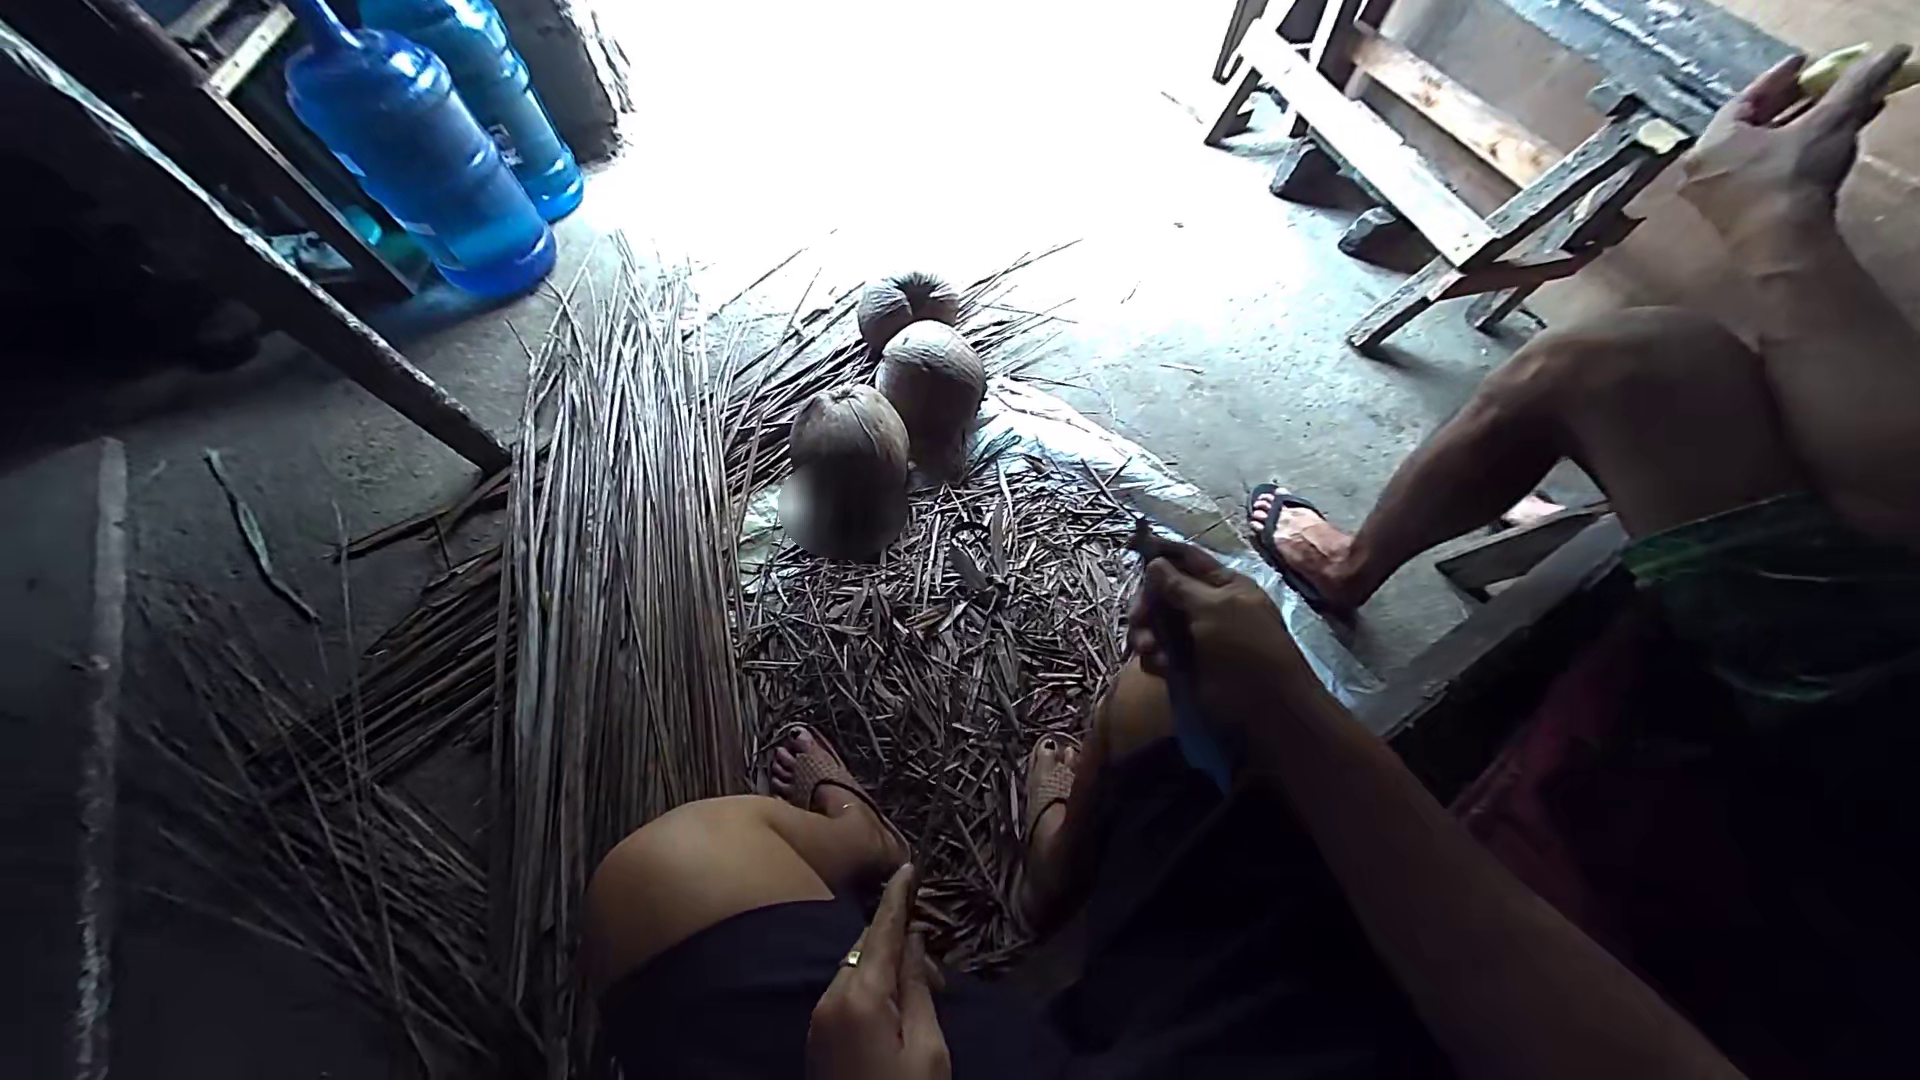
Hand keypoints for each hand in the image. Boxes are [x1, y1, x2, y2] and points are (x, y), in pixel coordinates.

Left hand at [806, 865, 949, 1079]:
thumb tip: (915, 943)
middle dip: (903, 947)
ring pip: (858, 971)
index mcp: (860, 996)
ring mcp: (820, 1019)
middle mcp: (831, 998)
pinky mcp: (818, 1038)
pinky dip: (873, 990)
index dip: (898, 897)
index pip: (883, 930)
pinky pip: (848, 994)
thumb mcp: (927, 1050)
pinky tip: (896, 1013)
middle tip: (940, 977)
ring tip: (923, 1000)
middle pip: (870, 950)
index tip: (909, 866)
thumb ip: (919, 987)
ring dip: (889, 971)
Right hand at [1128, 540, 1319, 725]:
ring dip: (1146, 633)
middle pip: (1162, 592)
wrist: (1264, 709)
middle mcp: (1205, 607)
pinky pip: (1156, 651)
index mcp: (1222, 586)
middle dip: (1147, 604)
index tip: (1132, 548)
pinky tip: (1162, 666)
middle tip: (1139, 619)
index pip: (1187, 559)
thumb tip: (1154, 562)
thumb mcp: (1214, 608)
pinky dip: (1154, 657)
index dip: (1161, 552)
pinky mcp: (1182, 663)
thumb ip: (1180, 585)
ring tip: (1149, 649)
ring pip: (1154, 622)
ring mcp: (1193, 636)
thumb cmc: (1245, 648)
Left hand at [1679, 46, 1911, 243]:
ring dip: (1807, 118)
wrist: (1777, 234)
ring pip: (1762, 143)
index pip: (1742, 101)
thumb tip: (1888, 53)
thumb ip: (1856, 85)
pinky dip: (1799, 142)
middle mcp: (1701, 166)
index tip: (1805, 60)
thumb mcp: (1829, 121)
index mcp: (1710, 144)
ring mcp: (1712, 188)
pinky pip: (1764, 163)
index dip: (1777, 77)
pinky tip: (1842, 127)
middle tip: (1832, 77)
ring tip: (1852, 97)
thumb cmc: (1791, 174)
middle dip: (1797, 96)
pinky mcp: (1731, 203)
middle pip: (1750, 122)